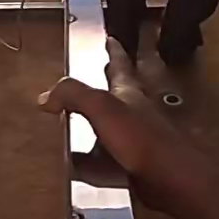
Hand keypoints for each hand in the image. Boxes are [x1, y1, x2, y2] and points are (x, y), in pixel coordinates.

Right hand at [37, 41, 218, 217]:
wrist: (171, 179)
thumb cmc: (144, 140)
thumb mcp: (103, 108)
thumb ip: (74, 95)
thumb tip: (46, 95)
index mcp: (129, 93)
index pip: (120, 64)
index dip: (114, 51)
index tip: (111, 39)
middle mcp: (135, 113)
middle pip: (120, 93)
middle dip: (108, 83)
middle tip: (98, 74)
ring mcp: (137, 139)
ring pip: (112, 126)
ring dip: (95, 125)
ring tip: (76, 124)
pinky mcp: (134, 165)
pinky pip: (106, 159)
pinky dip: (90, 162)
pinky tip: (78, 168)